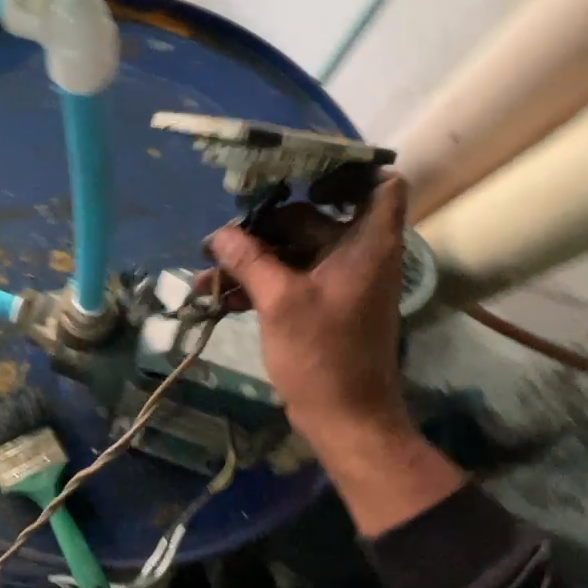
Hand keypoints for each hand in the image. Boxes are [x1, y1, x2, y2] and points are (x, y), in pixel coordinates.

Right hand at [203, 176, 464, 534]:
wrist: (345, 419)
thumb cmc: (323, 355)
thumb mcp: (280, 302)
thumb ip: (249, 260)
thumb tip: (219, 235)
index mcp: (367, 244)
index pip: (381, 184)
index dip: (349, 169)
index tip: (300, 171)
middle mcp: (358, 255)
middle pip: (313, 218)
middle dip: (263, 226)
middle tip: (220, 238)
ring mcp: (338, 284)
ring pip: (292, 254)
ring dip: (251, 261)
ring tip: (205, 274)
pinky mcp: (320, 309)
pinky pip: (287, 282)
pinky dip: (257, 286)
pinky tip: (216, 297)